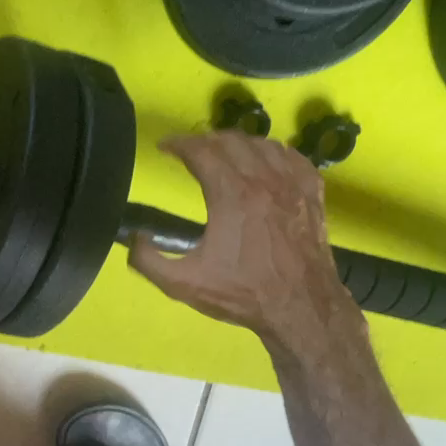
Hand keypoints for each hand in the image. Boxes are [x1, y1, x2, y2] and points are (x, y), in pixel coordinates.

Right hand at [128, 131, 360, 349]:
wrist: (299, 305)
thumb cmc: (240, 293)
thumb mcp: (182, 285)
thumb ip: (148, 261)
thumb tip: (134, 238)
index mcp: (231, 194)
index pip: (201, 151)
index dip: (179, 144)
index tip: (165, 146)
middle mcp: (263, 179)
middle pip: (231, 141)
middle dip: (205, 140)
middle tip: (189, 150)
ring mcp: (292, 183)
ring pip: (262, 143)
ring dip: (237, 143)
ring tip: (222, 153)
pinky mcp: (311, 192)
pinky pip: (291, 156)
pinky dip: (271, 151)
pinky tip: (264, 161)